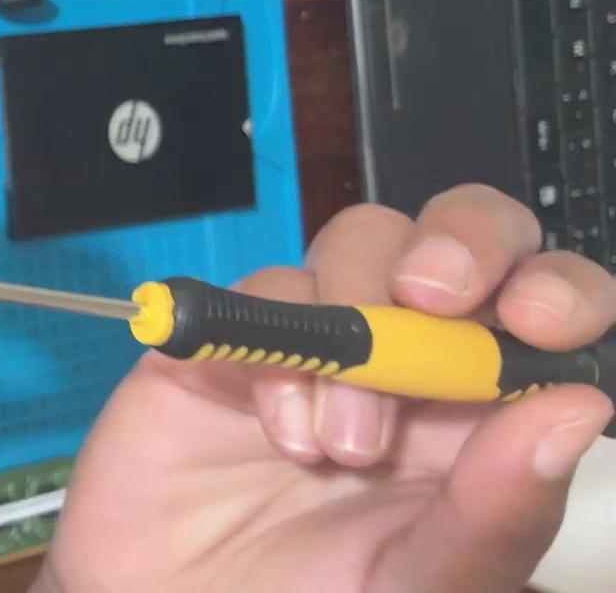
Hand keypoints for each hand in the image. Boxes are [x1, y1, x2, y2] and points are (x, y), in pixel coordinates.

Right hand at [40, 187, 615, 592]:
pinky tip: (279, 431)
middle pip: (444, 237)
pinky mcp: (220, 338)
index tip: (533, 324)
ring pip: (348, 249)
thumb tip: (576, 406)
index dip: (554, 287)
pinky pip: (257, 298)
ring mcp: (304, 343)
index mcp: (480, 417)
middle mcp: (401, 362)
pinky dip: (271, 354)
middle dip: (456, 242)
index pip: (542, 311)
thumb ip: (499, 511)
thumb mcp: (429, 584)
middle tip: (434, 299)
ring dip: (352, 330)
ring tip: (342, 444)